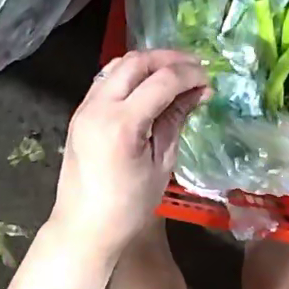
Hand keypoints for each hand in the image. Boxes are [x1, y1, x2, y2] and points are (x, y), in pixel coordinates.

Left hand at [51, 50, 209, 257]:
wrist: (83, 228)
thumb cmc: (127, 208)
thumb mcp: (161, 165)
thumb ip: (175, 121)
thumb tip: (197, 93)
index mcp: (121, 124)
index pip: (161, 81)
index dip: (189, 74)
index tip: (209, 79)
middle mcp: (98, 107)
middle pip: (136, 62)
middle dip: (168, 59)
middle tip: (195, 68)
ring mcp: (84, 108)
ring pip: (117, 66)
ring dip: (147, 63)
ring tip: (174, 73)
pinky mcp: (79, 114)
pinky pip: (105, 81)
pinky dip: (129, 76)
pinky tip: (148, 86)